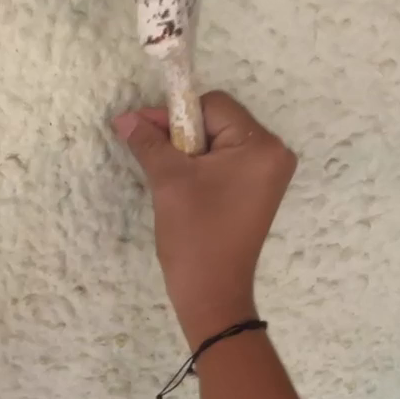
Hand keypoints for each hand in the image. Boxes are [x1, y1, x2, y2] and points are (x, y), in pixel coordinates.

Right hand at [111, 91, 296, 346]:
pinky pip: (226, 165)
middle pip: (218, 122)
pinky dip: (200, 169)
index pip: (213, 106)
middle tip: (152, 157)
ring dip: (187, 154)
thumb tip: (126, 118)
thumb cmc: (194, 236)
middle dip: (181, 135)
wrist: (211, 292)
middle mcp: (273, 153)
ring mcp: (268, 174)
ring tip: (167, 179)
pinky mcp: (257, 193)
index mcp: (260, 145)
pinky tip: (182, 189)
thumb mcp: (168, 183)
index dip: (174, 115)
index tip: (142, 131)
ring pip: (219, 144)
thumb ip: (149, 144)